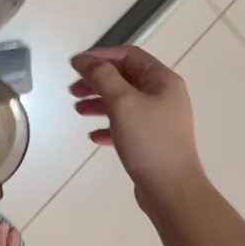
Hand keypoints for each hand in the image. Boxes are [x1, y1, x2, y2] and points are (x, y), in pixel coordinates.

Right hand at [71, 46, 207, 210]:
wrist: (171, 189)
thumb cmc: (148, 141)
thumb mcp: (122, 102)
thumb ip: (102, 77)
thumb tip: (85, 60)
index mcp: (163, 81)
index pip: (129, 56)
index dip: (101, 56)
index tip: (75, 65)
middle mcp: (164, 96)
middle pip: (126, 79)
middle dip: (97, 81)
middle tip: (73, 90)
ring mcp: (160, 120)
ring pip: (125, 103)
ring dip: (100, 103)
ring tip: (78, 110)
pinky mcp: (153, 142)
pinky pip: (128, 126)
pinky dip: (109, 126)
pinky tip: (94, 136)